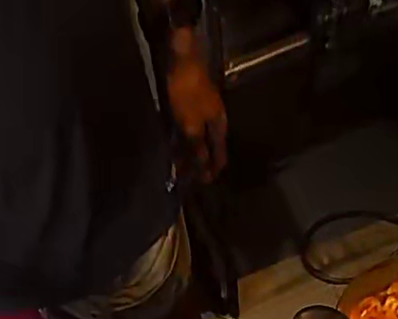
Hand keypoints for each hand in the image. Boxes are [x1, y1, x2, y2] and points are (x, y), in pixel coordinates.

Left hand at [165, 29, 226, 180]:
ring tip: (180, 166)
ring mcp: (204, 110)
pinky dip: (184, 139)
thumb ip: (197, 149)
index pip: (220, 156)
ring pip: (199, 138)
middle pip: (209, 149)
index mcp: (219, 127)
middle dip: (200, 164)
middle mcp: (214, 120)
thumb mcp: (191, 125)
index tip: (204, 184)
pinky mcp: (191, 102)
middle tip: (189, 180)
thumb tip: (203, 169)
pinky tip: (177, 144)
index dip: (212, 171)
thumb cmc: (188, 91)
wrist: (180, 54)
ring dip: (191, 153)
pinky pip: (190, 128)